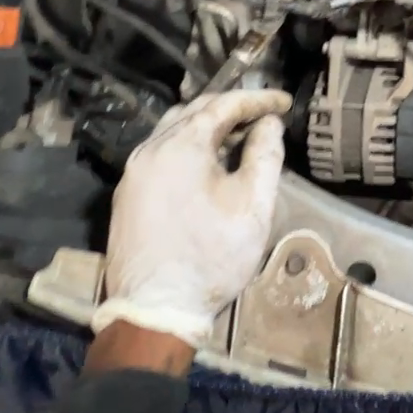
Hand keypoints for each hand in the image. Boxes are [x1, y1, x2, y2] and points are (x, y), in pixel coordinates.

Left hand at [93, 89, 293, 352]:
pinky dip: (189, 144)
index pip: (225, 105)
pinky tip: (209, 160)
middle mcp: (150, 149)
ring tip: (239, 133)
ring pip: (173, 129)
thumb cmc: (212, 256)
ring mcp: (133, 172)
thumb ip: (265, 153)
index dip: (258, 99)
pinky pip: (161, 151)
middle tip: (265, 113)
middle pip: (195, 110)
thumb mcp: (253, 203)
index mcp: (181, 145)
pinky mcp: (127, 194)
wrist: (156, 313)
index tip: (285, 102)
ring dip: (208, 124)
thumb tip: (267, 123)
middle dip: (233, 107)